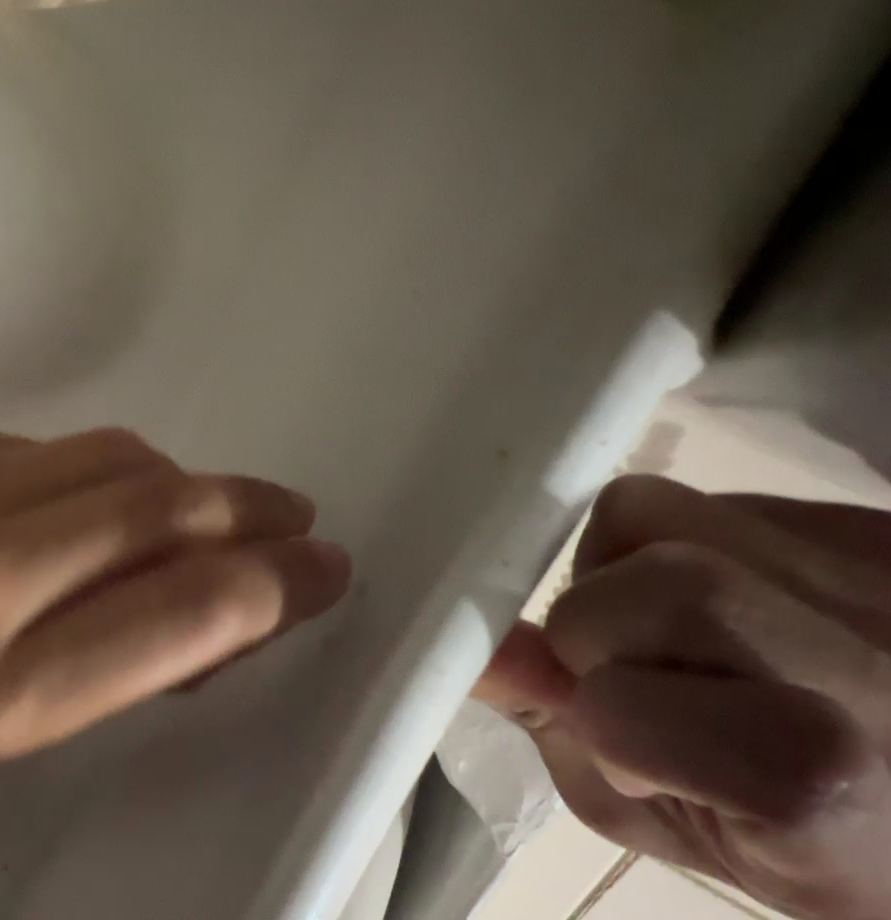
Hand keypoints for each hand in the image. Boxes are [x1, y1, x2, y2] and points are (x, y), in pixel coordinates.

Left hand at [0, 427, 348, 761]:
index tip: (322, 572)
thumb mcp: (6, 715)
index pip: (173, 616)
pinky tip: (105, 502)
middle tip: (299, 524)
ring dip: (185, 484)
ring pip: (117, 460)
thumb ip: (119, 658)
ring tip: (213, 512)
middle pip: (155, 514)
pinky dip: (108, 472)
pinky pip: (59, 447)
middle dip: (249, 515)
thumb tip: (228, 605)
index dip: (270, 589)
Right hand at [476, 475, 890, 919]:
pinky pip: (709, 496)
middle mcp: (878, 665)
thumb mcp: (664, 818)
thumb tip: (476, 644)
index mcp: (830, 782)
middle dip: (595, 619)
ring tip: (669, 622)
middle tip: (625, 665)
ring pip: (656, 509)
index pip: (635, 703)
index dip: (605, 718)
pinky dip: (678, 542)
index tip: (627, 745)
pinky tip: (732, 602)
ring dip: (619, 562)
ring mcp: (881, 579)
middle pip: (665, 580)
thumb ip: (558, 725)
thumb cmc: (790, 831)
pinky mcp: (871, 522)